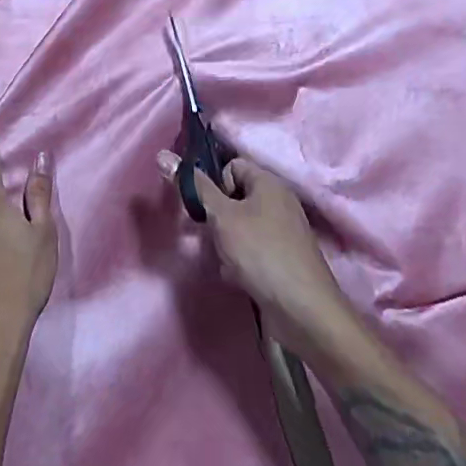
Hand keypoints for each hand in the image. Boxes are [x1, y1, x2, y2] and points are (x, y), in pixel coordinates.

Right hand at [157, 150, 359, 365]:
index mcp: (269, 183)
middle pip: (234, 198)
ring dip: (225, 243)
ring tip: (225, 260)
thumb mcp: (222, 216)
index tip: (206, 209)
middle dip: (217, 218)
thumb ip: (194, 187)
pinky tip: (237, 277)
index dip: (214, 184)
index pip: (232, 166)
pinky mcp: (283, 259)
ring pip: (240, 227)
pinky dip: (240, 261)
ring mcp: (283, 233)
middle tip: (210, 236)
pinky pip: (252, 250)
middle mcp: (279, 202)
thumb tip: (163, 155)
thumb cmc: (260, 253)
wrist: (303, 310)